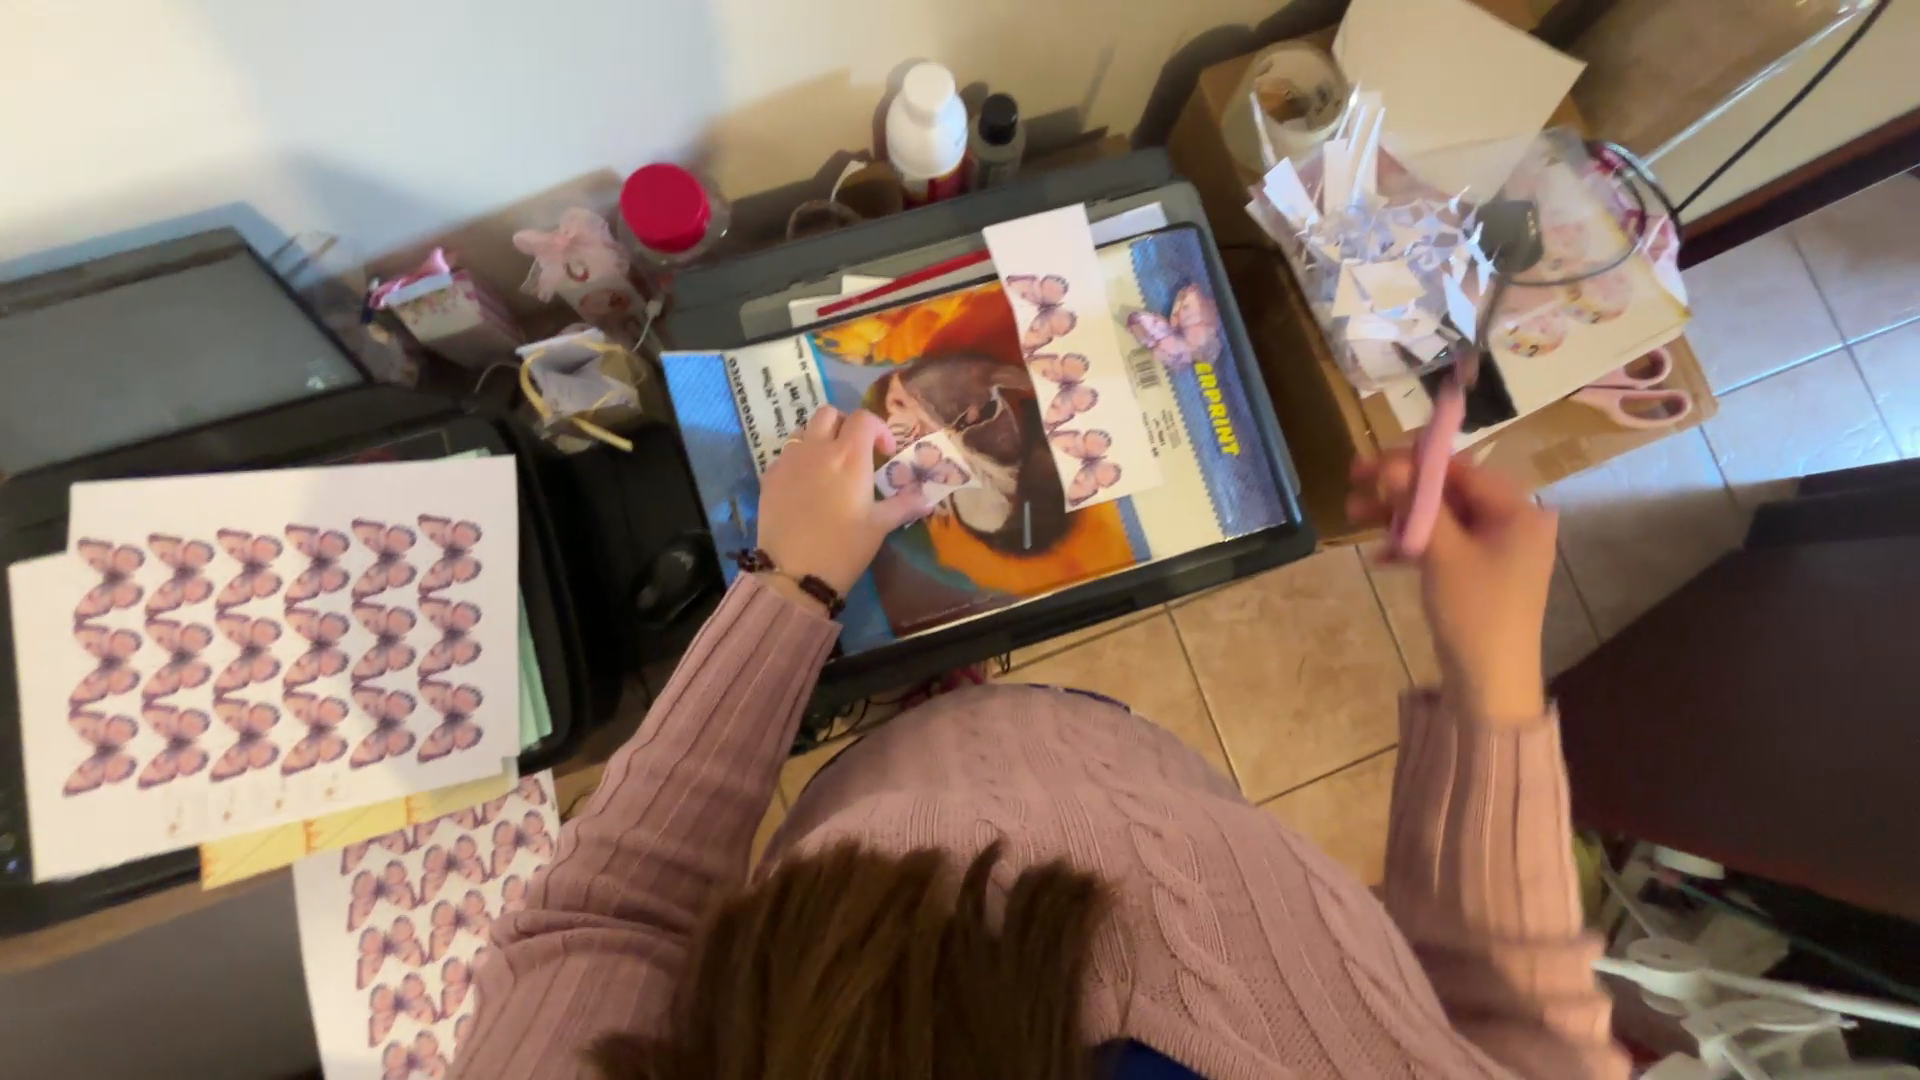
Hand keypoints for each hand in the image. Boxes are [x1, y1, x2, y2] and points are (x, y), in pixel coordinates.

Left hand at [757, 406, 932, 599]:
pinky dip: (799, 460)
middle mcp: (817, 449)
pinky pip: (786, 454)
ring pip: (803, 430)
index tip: (885, 452)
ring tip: (829, 465)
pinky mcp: (769, 476)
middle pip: (830, 414)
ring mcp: (789, 460)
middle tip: (856, 451)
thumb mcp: (878, 526)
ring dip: (820, 438)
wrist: (794, 573)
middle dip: (846, 425)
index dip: (879, 429)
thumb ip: (903, 505)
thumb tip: (929, 499)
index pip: (864, 419)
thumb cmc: (844, 547)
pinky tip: (806, 486)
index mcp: (849, 457)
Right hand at [1348, 452, 1557, 722]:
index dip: (1414, 461)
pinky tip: (1380, 557)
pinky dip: (1410, 544)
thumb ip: (1418, 505)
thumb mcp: (1442, 553)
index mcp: (1517, 511)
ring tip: (1353, 516)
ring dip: (1397, 515)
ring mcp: (1494, 548)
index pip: (1462, 468)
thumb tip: (1391, 464)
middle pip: (1448, 490)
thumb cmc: (1474, 610)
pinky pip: (1441, 543)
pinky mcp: (1476, 570)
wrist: (1490, 677)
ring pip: (1439, 516)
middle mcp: (1511, 522)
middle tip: (1353, 481)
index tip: (1371, 462)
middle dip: (1399, 488)